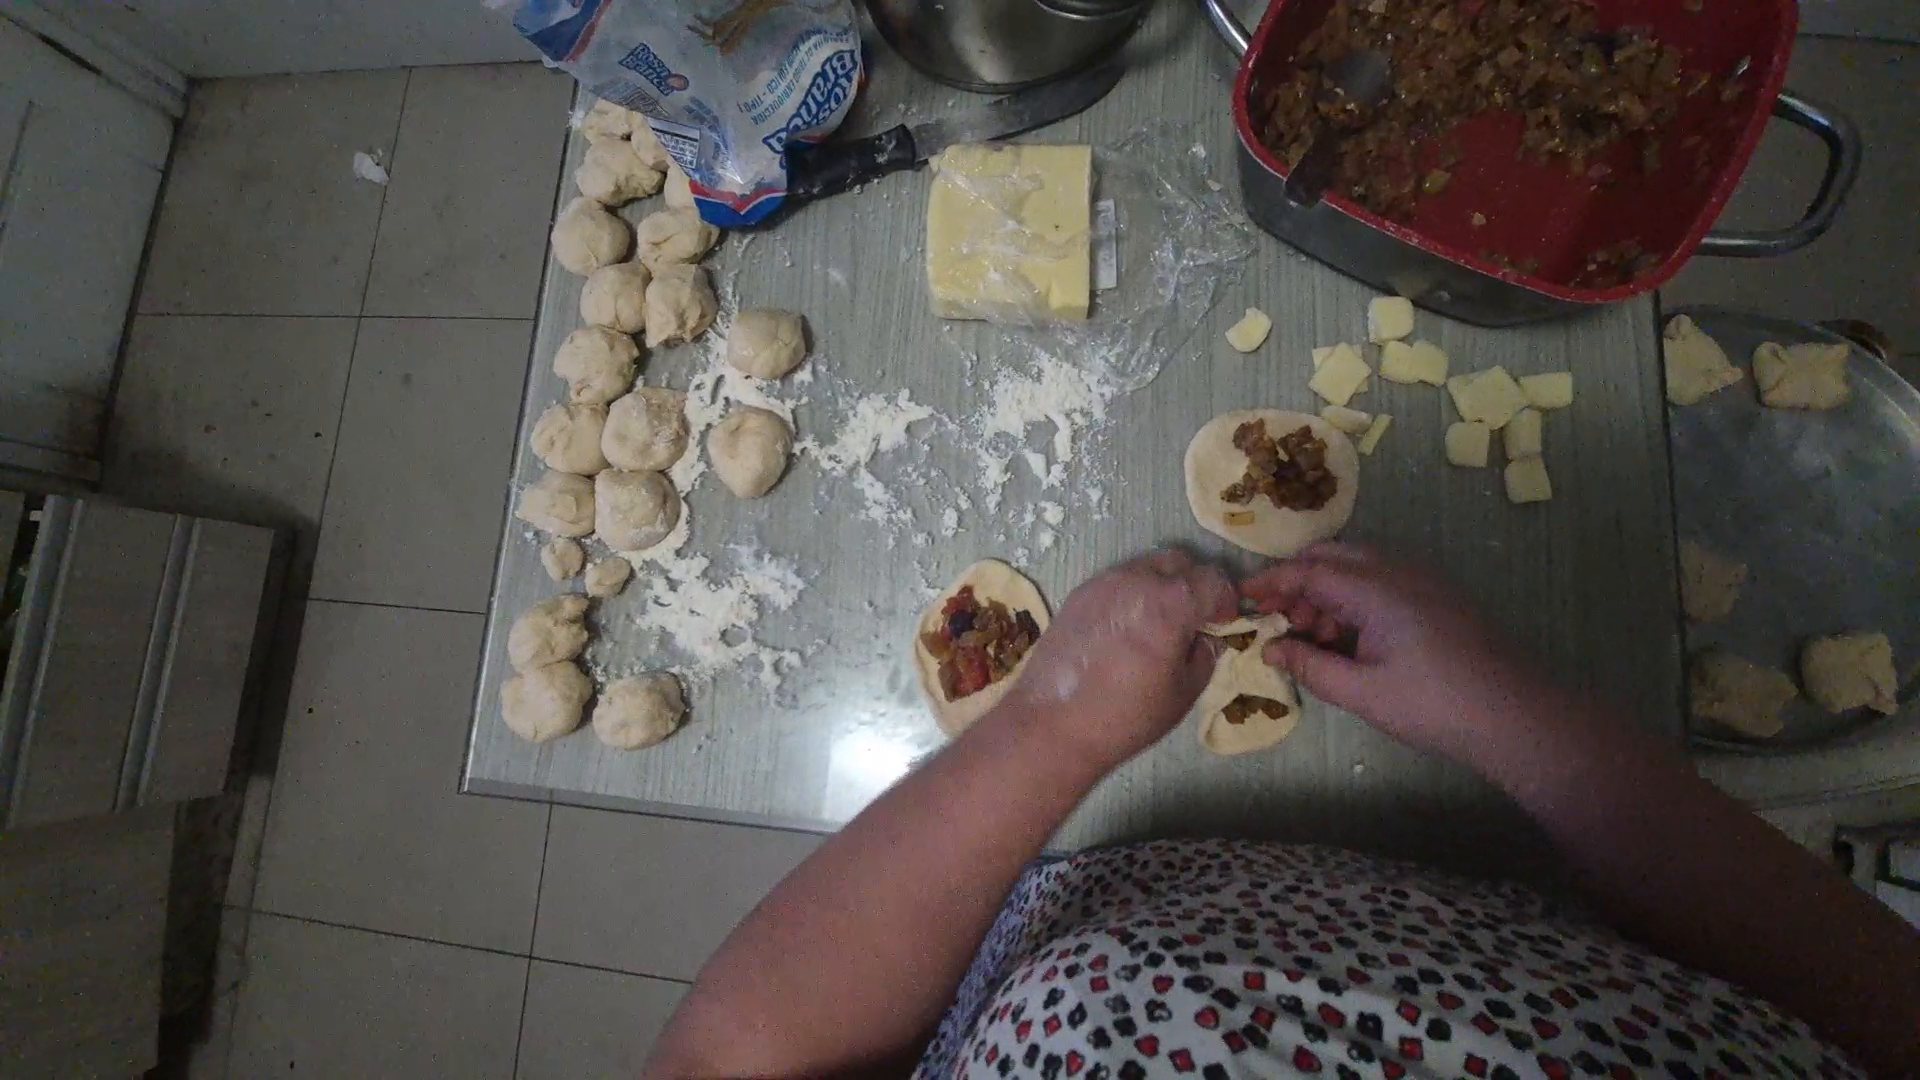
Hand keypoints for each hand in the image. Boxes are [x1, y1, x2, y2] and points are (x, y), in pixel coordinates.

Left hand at [998, 549, 1236, 771]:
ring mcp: (1102, 583)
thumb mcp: (1183, 692)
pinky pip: (1116, 581)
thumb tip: (1204, 637)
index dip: (1226, 599)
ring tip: (1158, 623)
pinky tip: (1126, 628)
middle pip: (1178, 562)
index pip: (1212, 579)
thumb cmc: (1127, 715)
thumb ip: (1203, 655)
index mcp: (1170, 602)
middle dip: (1194, 584)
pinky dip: (1131, 594)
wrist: (1054, 721)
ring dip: (1161, 586)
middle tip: (1194, 617)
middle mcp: (1136, 580)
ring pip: (1145, 567)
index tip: (1223, 621)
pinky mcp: (1078, 594)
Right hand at [1240, 543, 1570, 769]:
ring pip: (1353, 566)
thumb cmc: (1434, 705)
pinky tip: (1346, 638)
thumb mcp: (1360, 692)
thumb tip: (1268, 649)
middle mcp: (1396, 572)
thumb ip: (1308, 666)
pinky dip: (1348, 598)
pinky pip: (1376, 579)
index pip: (1308, 571)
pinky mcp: (1433, 595)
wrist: (1519, 717)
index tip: (1241, 598)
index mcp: (1376, 590)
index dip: (1270, 583)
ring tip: (1312, 638)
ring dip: (1322, 592)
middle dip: (1295, 582)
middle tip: (1278, 621)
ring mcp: (1419, 580)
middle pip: (1329, 556)